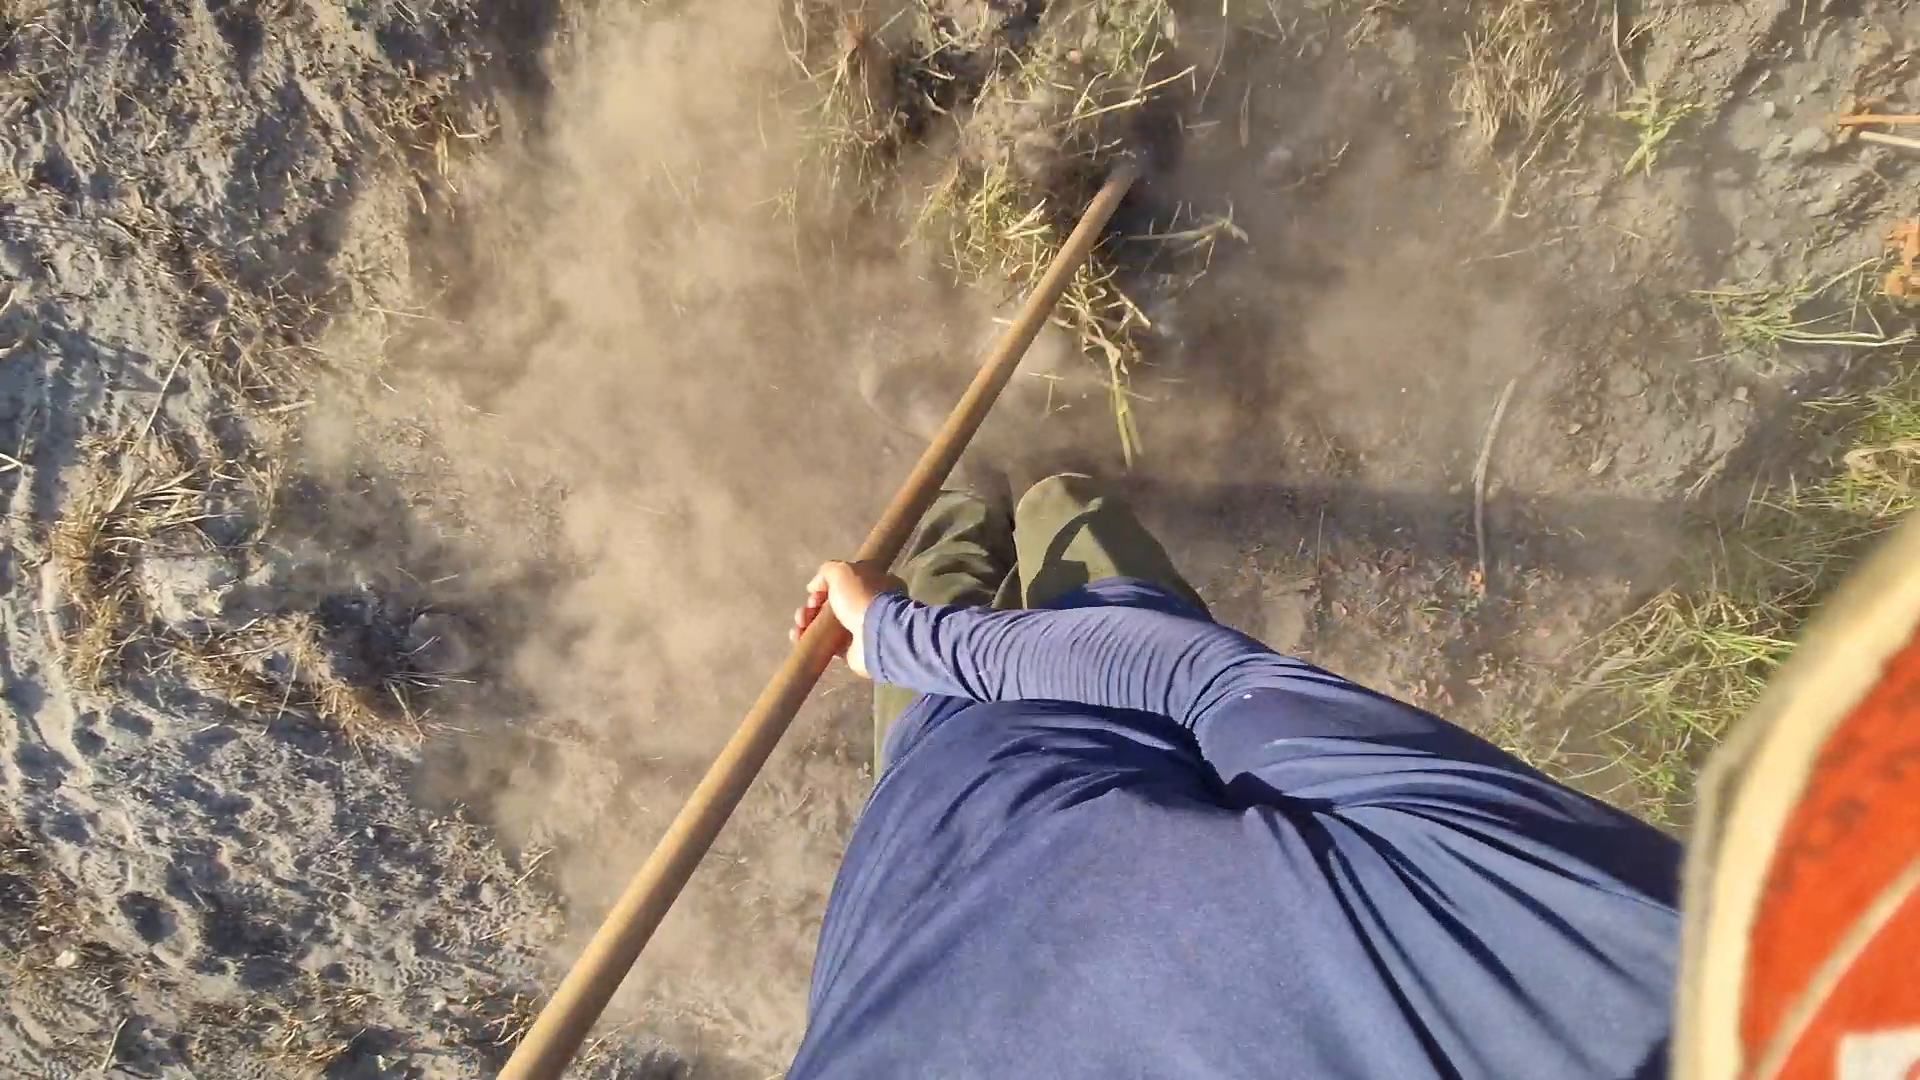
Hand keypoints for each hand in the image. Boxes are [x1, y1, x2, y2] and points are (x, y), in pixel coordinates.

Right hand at [792, 560, 898, 678]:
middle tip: (808, 608)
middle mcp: (869, 605)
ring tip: (800, 623)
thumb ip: (827, 572)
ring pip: (826, 623)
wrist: (874, 636)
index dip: (826, 585)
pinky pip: (825, 643)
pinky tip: (798, 637)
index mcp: (875, 583)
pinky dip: (808, 638)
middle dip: (813, 604)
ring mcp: (860, 629)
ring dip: (807, 621)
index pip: (846, 581)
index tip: (815, 591)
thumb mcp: (843, 571)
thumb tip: (814, 586)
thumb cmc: (861, 597)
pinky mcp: (850, 650)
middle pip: (833, 602)